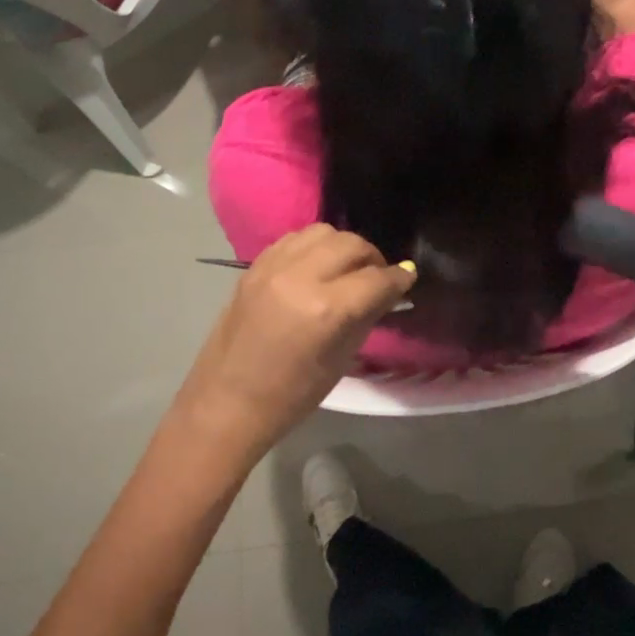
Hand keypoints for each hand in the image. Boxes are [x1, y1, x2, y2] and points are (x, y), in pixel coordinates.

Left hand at [174, 226, 414, 457]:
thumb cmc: (291, 395)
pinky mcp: (253, 266)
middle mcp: (300, 277)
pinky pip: (293, 240)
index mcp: (326, 309)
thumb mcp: (341, 360)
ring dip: (342, 247)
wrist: (227, 402)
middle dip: (372, 258)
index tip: (407, 281)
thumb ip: (367, 316)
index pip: (376, 279)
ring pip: (322, 232)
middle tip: (377, 277)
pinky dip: (313, 247)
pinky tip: (316, 267)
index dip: (399, 279)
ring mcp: (272, 267)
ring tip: (346, 269)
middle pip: (351, 244)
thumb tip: (391, 290)